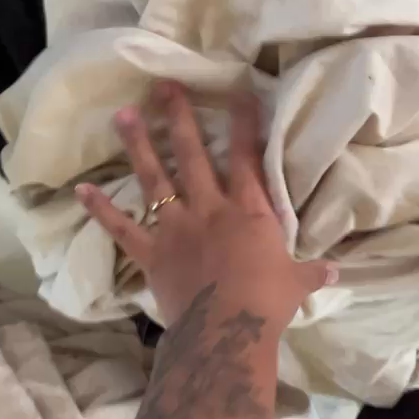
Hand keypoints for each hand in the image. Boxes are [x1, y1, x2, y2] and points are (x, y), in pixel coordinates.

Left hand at [77, 80, 334, 326]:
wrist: (225, 331)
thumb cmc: (267, 302)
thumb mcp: (297, 283)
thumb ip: (312, 272)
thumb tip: (335, 271)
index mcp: (249, 211)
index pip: (247, 158)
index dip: (244, 125)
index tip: (238, 94)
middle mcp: (210, 209)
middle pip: (193, 155)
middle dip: (179, 118)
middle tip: (165, 87)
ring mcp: (176, 229)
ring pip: (155, 179)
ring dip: (139, 146)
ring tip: (124, 114)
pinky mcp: (152, 253)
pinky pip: (123, 228)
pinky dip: (102, 209)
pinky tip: (83, 189)